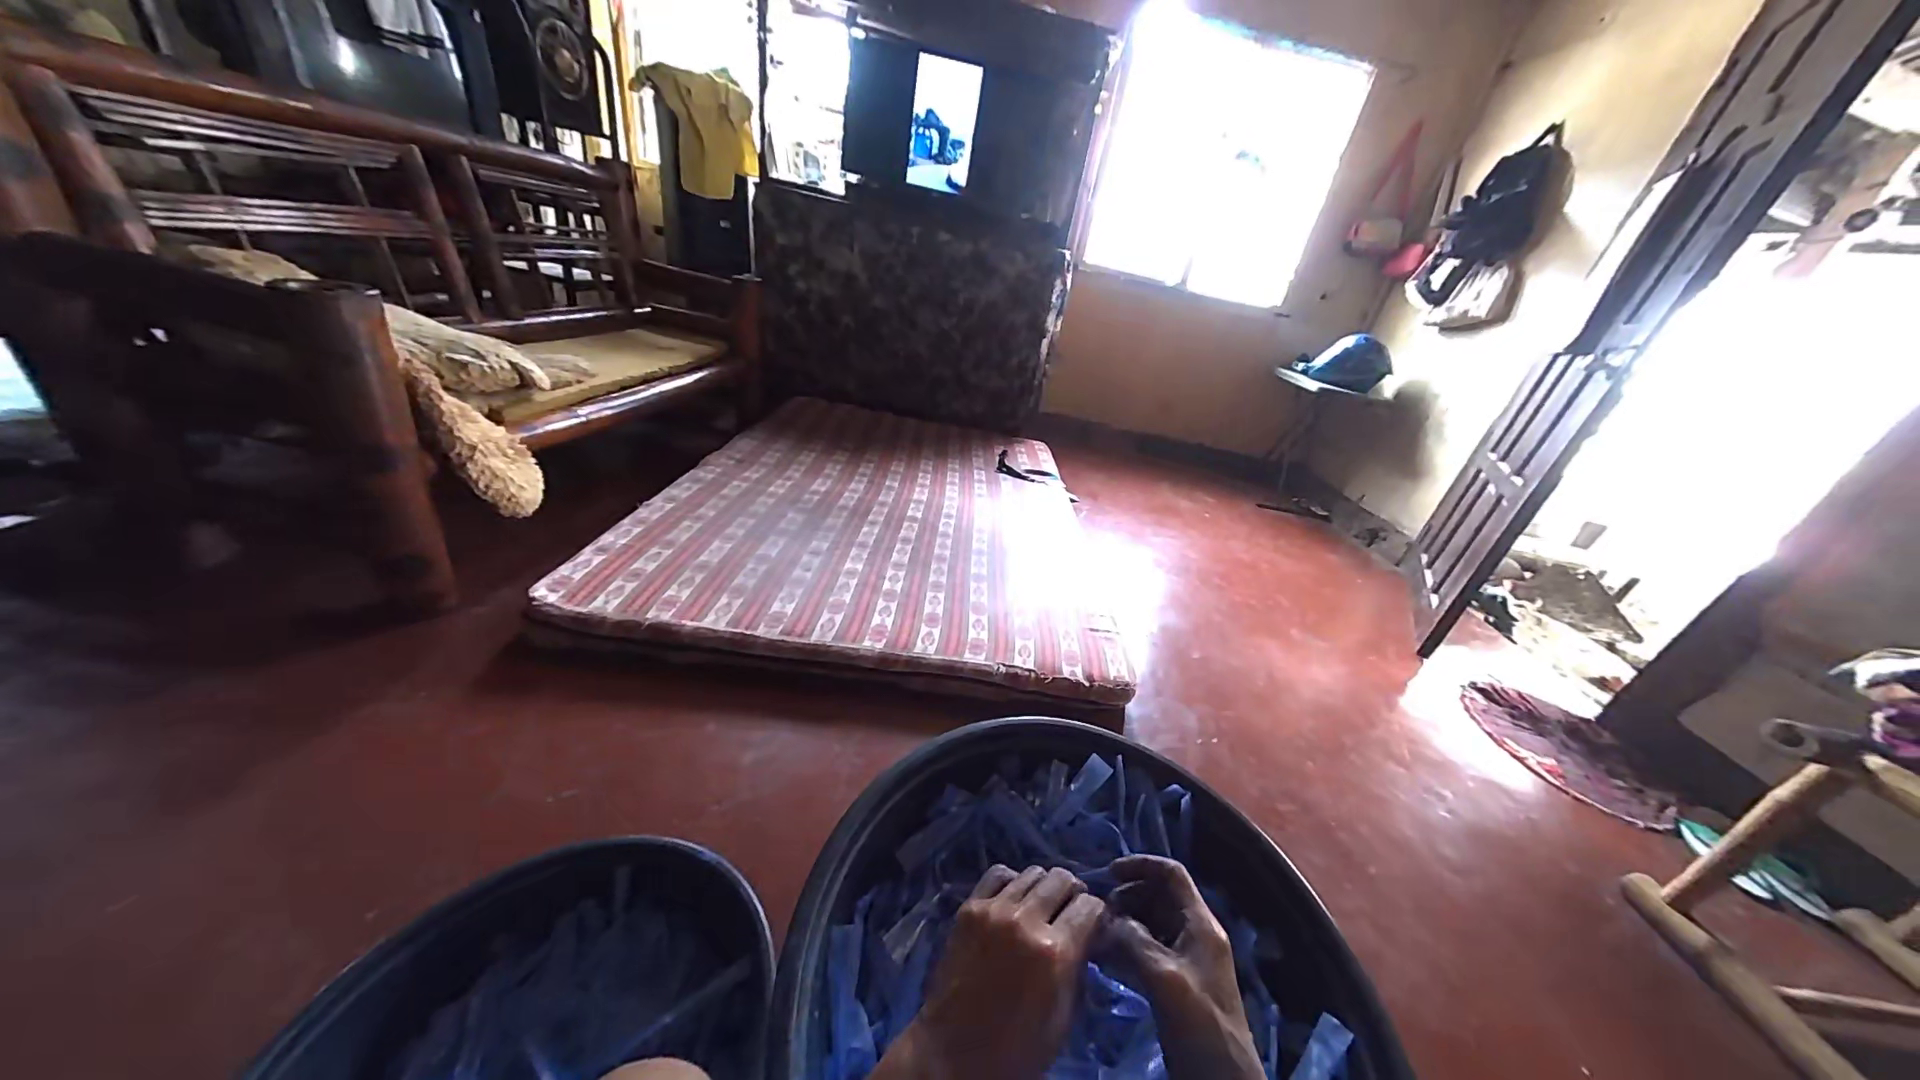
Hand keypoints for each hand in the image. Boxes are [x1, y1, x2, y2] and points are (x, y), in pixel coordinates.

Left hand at [872, 864, 1105, 1079]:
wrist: (954, 1051)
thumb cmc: (1016, 1048)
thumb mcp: (1063, 1017)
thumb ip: (1076, 967)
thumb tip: (1088, 936)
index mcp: (1054, 952)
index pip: (1090, 906)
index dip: (1097, 914)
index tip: (1094, 924)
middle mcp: (1026, 920)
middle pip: (1062, 879)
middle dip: (1073, 893)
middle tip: (1070, 911)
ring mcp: (994, 910)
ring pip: (1032, 872)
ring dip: (1044, 887)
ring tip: (1041, 906)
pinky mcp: (969, 907)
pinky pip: (999, 874)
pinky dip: (1012, 881)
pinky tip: (1014, 900)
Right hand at [1105, 855, 1262, 1079]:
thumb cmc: (1200, 1026)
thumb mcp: (1164, 978)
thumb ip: (1134, 940)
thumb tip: (1107, 919)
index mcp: (1201, 924)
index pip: (1172, 874)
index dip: (1141, 865)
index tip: (1108, 873)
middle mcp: (1194, 934)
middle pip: (1158, 896)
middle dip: (1126, 896)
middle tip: (1098, 912)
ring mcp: (1185, 958)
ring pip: (1149, 922)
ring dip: (1122, 923)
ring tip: (1096, 935)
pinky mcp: (1174, 981)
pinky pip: (1146, 949)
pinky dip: (1125, 947)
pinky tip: (1103, 957)